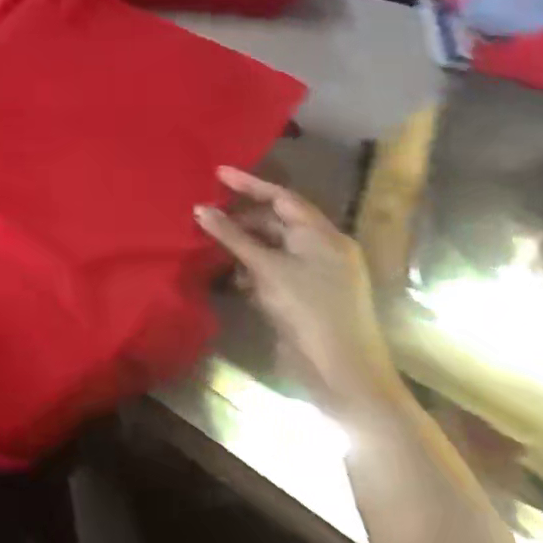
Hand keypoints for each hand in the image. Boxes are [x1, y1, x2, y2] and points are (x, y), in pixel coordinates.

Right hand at [196, 166, 403, 415]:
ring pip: (273, 245)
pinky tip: (234, 276)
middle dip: (241, 218)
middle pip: (277, 221)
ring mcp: (318, 273)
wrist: (342, 370)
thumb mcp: (265, 268)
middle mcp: (325, 249)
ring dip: (243, 244)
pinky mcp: (308, 294)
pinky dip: (253, 266)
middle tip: (205, 214)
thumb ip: (231, 236)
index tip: (217, 172)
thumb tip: (200, 208)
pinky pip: (275, 267)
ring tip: (212, 245)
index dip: (249, 184)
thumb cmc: (307, 309)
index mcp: (324, 236)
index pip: (283, 198)